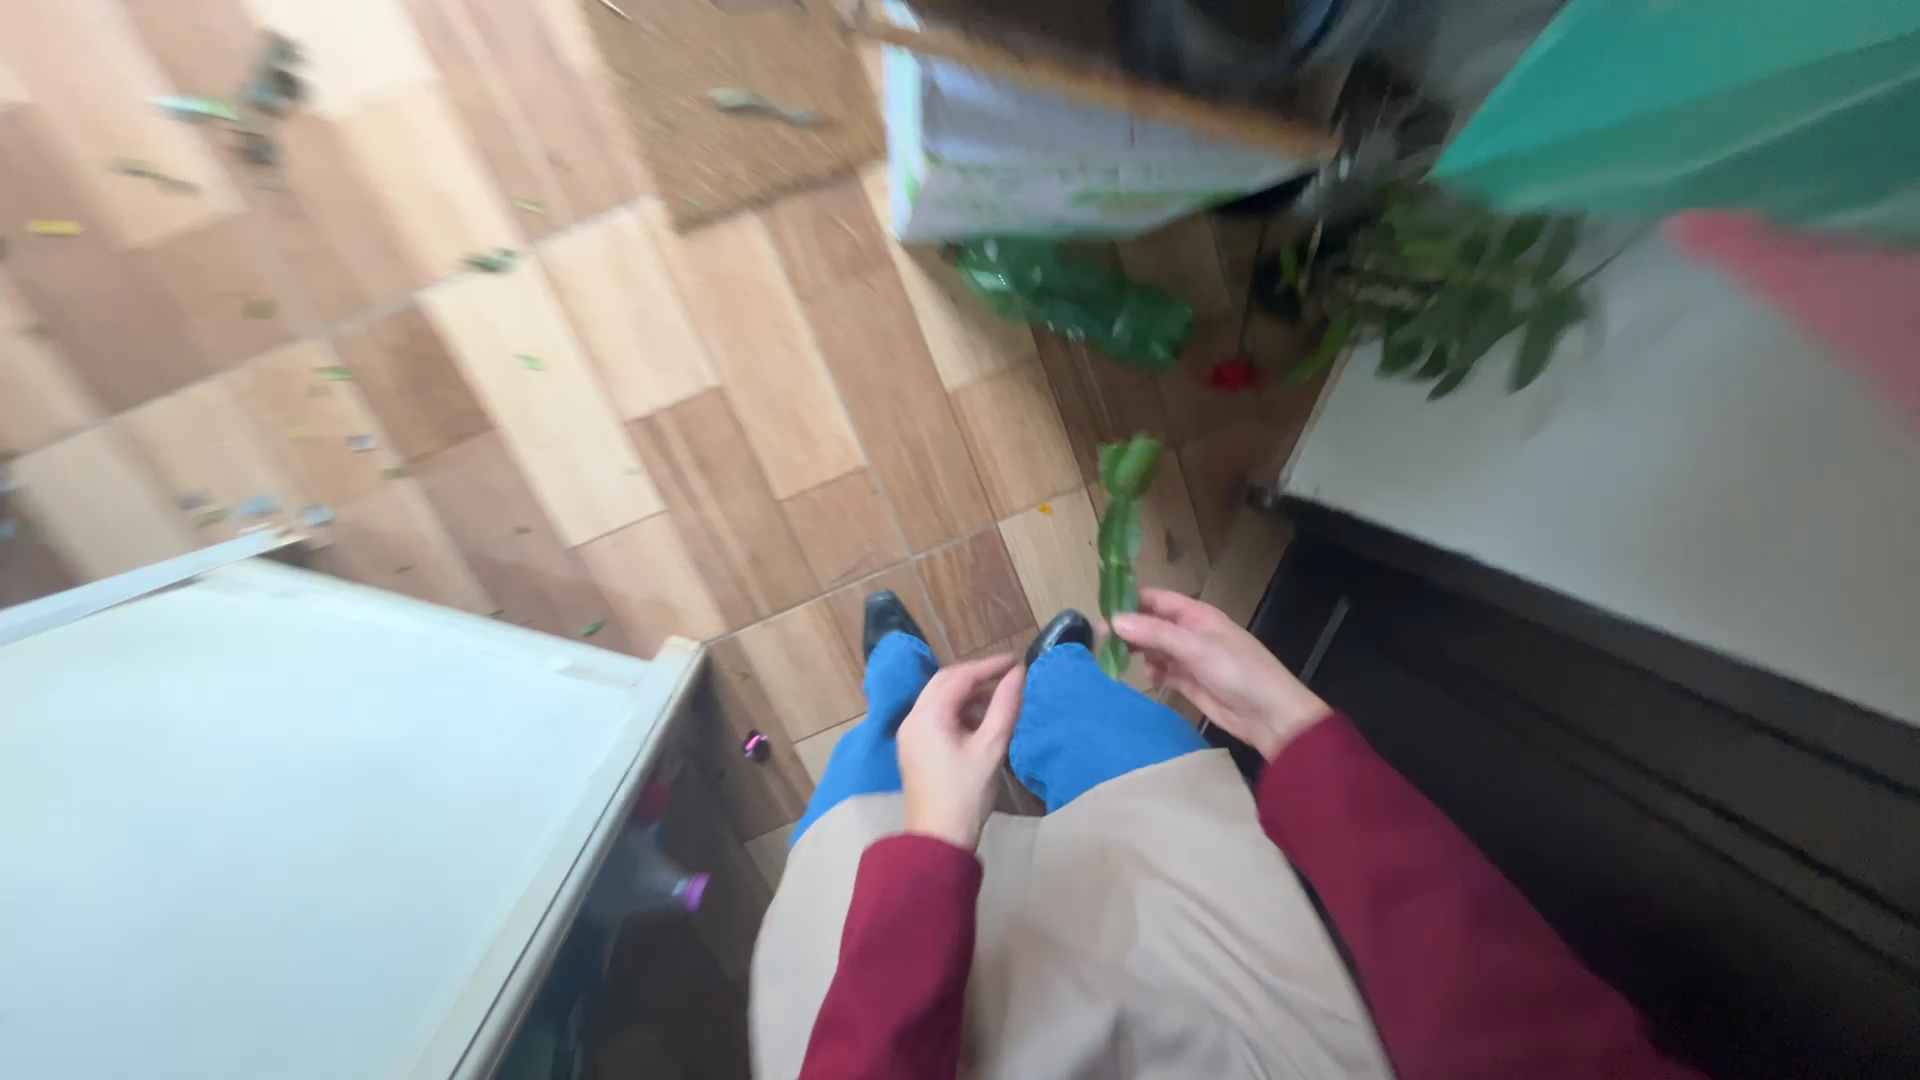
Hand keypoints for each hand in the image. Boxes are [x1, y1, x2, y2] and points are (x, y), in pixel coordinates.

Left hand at [897, 654, 1025, 850]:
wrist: (939, 839)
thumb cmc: (967, 794)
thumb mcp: (992, 747)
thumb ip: (1005, 706)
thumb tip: (1019, 674)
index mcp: (928, 715)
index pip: (960, 677)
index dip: (990, 666)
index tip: (1016, 662)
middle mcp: (912, 717)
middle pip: (945, 681)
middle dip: (976, 676)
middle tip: (1006, 676)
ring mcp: (909, 732)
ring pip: (939, 697)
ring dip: (967, 694)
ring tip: (997, 703)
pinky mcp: (913, 746)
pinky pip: (935, 714)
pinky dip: (957, 710)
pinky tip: (979, 723)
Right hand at [1112, 588, 1330, 762]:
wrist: (1270, 716)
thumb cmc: (1238, 672)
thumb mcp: (1195, 647)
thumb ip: (1155, 633)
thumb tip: (1115, 620)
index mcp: (1196, 614)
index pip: (1155, 599)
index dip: (1130, 602)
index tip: (1103, 614)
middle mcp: (1190, 632)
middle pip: (1150, 623)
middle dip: (1128, 630)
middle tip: (1103, 644)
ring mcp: (1189, 657)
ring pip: (1153, 648)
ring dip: (1138, 652)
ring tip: (1120, 662)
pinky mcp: (1189, 681)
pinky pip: (1162, 671)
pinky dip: (1152, 673)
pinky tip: (1149, 679)